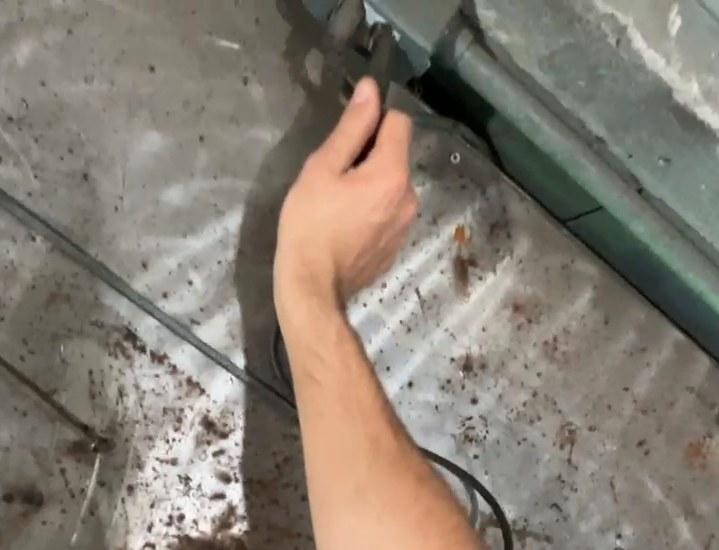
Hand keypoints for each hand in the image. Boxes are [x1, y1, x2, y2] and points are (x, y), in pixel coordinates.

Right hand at [275, 77, 418, 315]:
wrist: (312, 290)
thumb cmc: (309, 228)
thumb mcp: (322, 170)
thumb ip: (351, 128)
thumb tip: (371, 89)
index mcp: (393, 173)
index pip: (399, 121)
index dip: (373, 122)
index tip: (348, 140)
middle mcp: (409, 198)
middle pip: (396, 158)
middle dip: (371, 160)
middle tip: (335, 181)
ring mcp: (404, 227)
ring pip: (392, 189)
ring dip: (372, 189)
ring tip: (339, 209)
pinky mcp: (394, 249)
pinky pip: (387, 218)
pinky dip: (372, 216)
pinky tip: (346, 231)